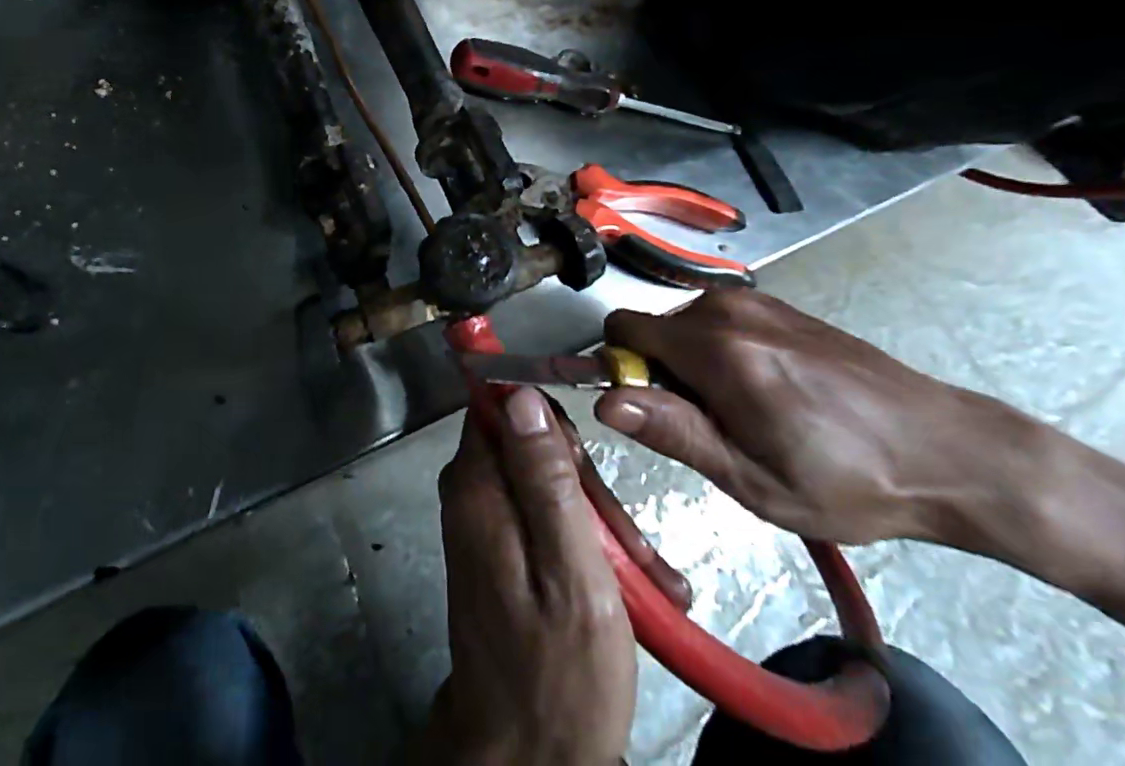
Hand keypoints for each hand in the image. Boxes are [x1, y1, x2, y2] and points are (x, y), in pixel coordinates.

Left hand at [420, 387, 635, 765]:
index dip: (551, 424)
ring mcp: (486, 526)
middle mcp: (471, 497)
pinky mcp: (503, 553)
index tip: (588, 467)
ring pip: (549, 488)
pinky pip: (548, 522)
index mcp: (477, 490)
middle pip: (531, 449)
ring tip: (652, 578)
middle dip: (587, 486)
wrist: (524, 752)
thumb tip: (520, 395)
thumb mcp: (570, 569)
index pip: (500, 408)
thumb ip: (546, 479)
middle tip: (635, 546)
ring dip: (602, 524)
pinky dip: (590, 546)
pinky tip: (638, 585)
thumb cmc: (557, 669)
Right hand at [596, 290, 1045, 547]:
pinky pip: (716, 323)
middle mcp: (731, 311)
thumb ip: (673, 431)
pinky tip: (766, 394)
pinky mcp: (781, 308)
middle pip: (651, 330)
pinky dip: (717, 355)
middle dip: (658, 374)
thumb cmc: (847, 482)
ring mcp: (760, 304)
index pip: (621, 330)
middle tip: (709, 428)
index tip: (652, 413)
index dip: (619, 370)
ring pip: (682, 327)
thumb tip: (604, 401)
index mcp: (718, 349)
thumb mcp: (751, 478)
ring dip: (689, 367)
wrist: (950, 452)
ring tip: (741, 415)